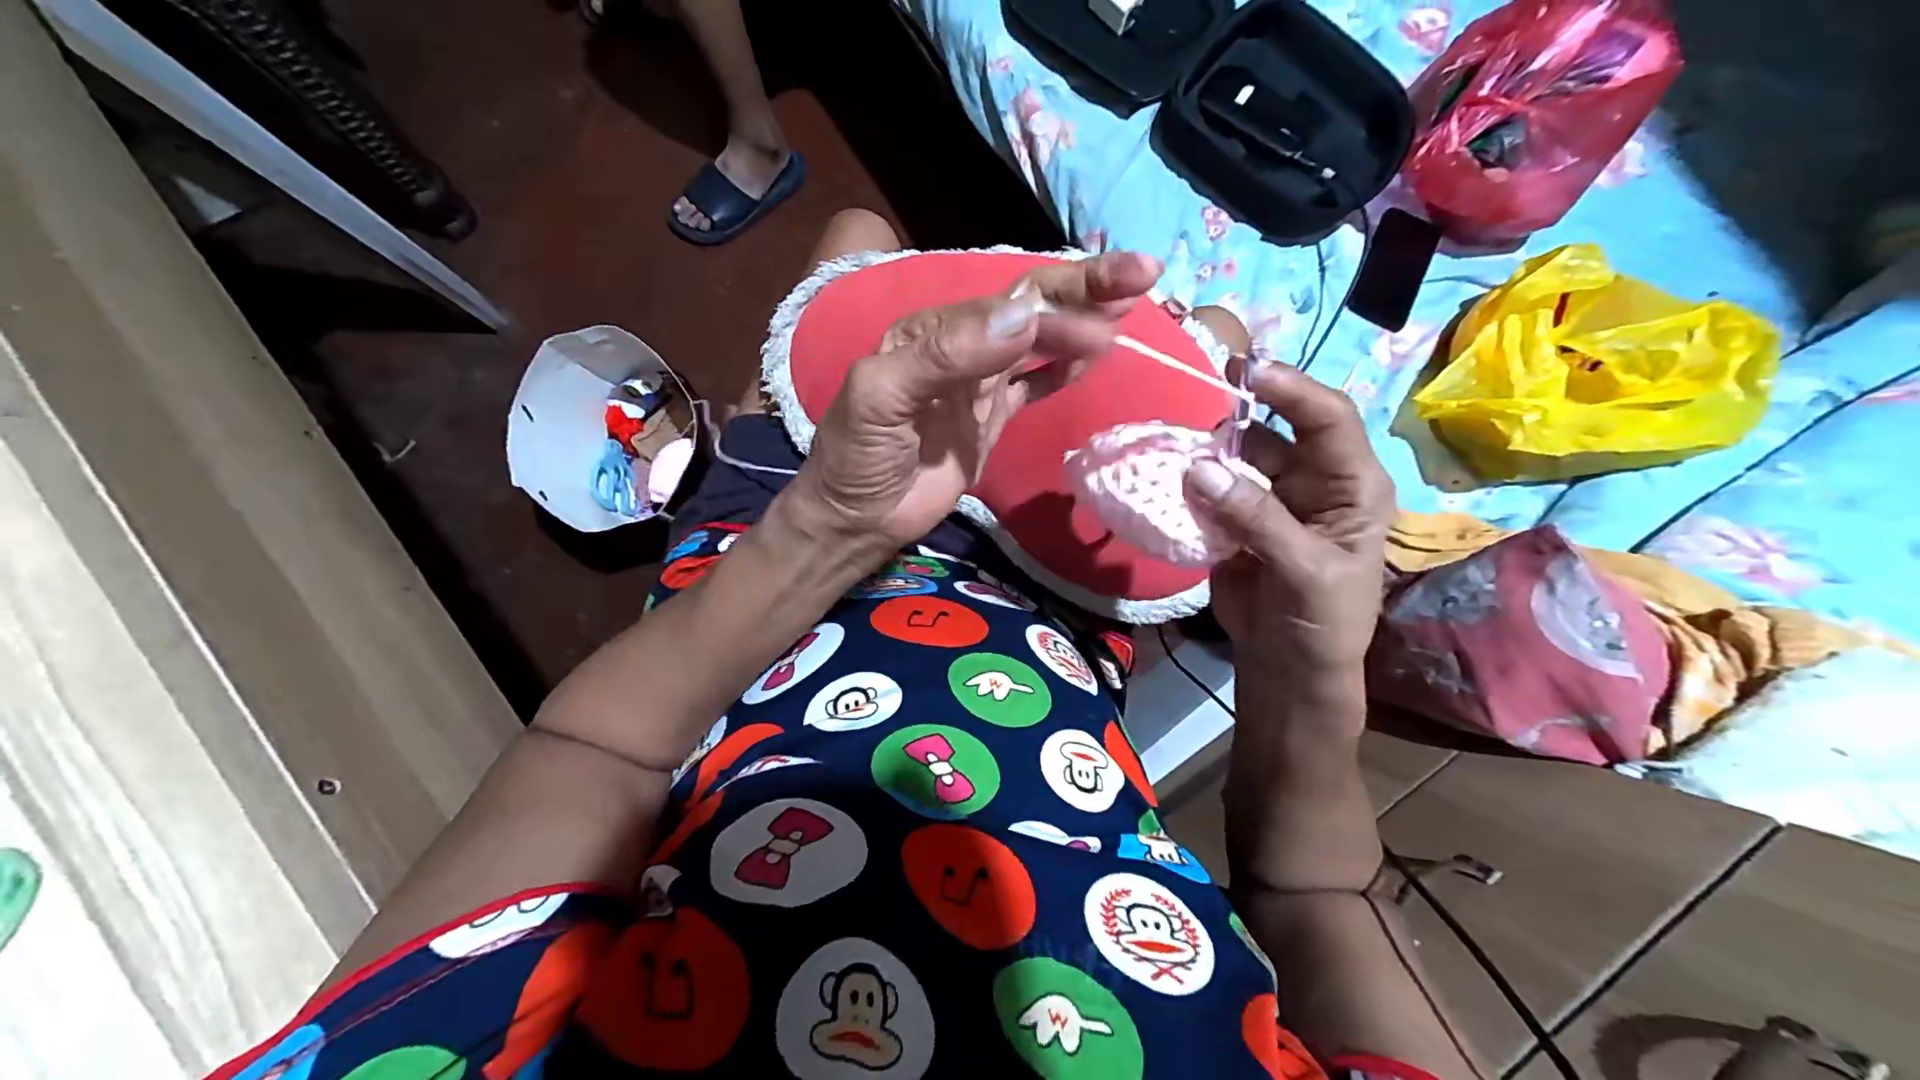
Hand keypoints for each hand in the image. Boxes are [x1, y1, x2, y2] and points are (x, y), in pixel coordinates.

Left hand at [786, 252, 1160, 548]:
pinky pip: (1034, 385)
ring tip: (1130, 310)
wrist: (859, 518)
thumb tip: (1023, 318)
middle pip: (1030, 309)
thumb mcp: (884, 396)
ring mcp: (980, 383)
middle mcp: (961, 348)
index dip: (1057, 298)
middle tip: (1142, 276)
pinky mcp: (992, 418)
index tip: (1107, 308)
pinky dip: (1064, 370)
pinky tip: (1096, 358)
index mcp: (931, 331)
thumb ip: (948, 356)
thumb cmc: (859, 455)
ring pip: (1039, 342)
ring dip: (1082, 323)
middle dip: (1084, 290)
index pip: (1004, 303)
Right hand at [1184, 362, 1392, 722]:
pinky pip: (1211, 487)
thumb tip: (1198, 467)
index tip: (1246, 370)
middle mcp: (1312, 480)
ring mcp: (1270, 498)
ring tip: (1175, 449)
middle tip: (1196, 403)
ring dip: (1209, 451)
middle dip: (1240, 415)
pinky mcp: (1236, 518)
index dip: (1291, 389)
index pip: (1328, 419)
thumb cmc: (1321, 621)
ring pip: (1238, 456)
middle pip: (1276, 430)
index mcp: (1351, 485)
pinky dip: (1191, 481)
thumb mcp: (1303, 570)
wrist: (1287, 665)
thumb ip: (1257, 517)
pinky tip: (1169, 477)